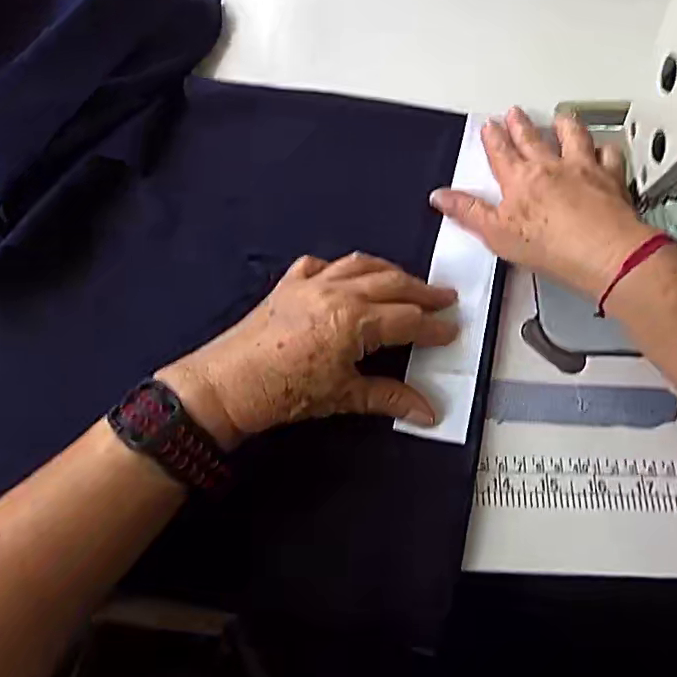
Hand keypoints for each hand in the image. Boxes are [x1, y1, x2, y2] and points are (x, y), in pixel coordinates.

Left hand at [156, 253, 459, 448]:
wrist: (226, 384)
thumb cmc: (281, 392)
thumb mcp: (341, 397)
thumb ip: (387, 397)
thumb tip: (425, 410)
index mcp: (354, 320)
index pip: (408, 318)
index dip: (433, 325)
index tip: (450, 330)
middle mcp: (335, 293)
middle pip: (392, 283)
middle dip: (422, 291)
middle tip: (443, 299)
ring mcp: (309, 284)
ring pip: (360, 266)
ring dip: (388, 272)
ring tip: (406, 282)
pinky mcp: (286, 286)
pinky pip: (321, 266)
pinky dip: (340, 268)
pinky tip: (346, 277)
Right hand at [430, 108, 658, 298]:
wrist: (601, 251)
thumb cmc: (551, 244)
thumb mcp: (495, 233)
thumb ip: (468, 212)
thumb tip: (442, 197)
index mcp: (519, 180)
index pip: (501, 153)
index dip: (493, 138)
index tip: (490, 126)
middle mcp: (551, 168)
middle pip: (533, 139)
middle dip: (521, 125)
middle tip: (516, 113)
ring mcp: (583, 170)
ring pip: (573, 137)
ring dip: (564, 125)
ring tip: (560, 117)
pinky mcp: (611, 179)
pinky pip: (609, 155)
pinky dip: (605, 149)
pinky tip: (604, 147)